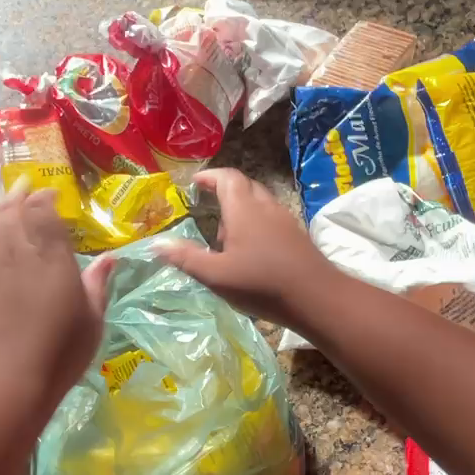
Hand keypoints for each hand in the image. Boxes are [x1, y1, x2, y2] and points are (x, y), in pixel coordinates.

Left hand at [0, 186, 113, 411]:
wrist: (10, 382)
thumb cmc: (61, 355)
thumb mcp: (93, 321)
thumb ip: (97, 285)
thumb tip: (110, 257)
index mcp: (54, 266)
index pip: (46, 221)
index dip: (44, 202)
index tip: (47, 193)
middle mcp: (20, 262)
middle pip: (12, 219)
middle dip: (15, 198)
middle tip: (18, 184)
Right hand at [155, 168, 342, 328]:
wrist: (317, 298)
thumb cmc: (261, 283)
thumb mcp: (216, 275)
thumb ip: (186, 258)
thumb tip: (157, 244)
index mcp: (243, 208)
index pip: (226, 177)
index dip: (209, 176)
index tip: (195, 183)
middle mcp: (265, 207)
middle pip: (244, 186)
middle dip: (224, 191)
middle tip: (207, 206)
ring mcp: (285, 220)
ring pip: (259, 203)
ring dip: (241, 209)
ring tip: (225, 235)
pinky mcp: (296, 236)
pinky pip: (271, 219)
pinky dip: (255, 223)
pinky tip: (250, 251)